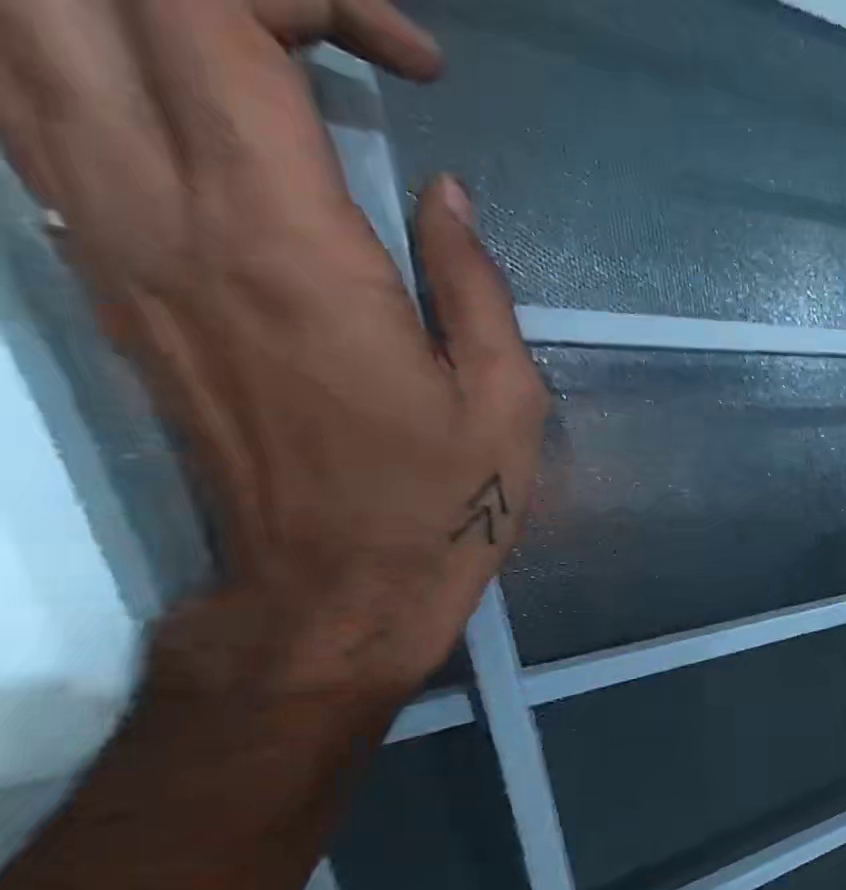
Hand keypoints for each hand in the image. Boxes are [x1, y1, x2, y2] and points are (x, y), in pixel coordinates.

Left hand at [0, 0, 546, 697]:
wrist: (331, 582)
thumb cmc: (441, 495)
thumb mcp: (504, 393)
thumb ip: (472, 278)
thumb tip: (440, 194)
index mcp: (284, 244)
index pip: (212, 16)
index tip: (416, 63)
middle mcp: (160, 216)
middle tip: (327, 38)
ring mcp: (102, 241)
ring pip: (23, 39)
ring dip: (135, 18)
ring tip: (263, 51)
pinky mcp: (93, 274)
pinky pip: (28, 108)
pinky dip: (89, 63)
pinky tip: (190, 99)